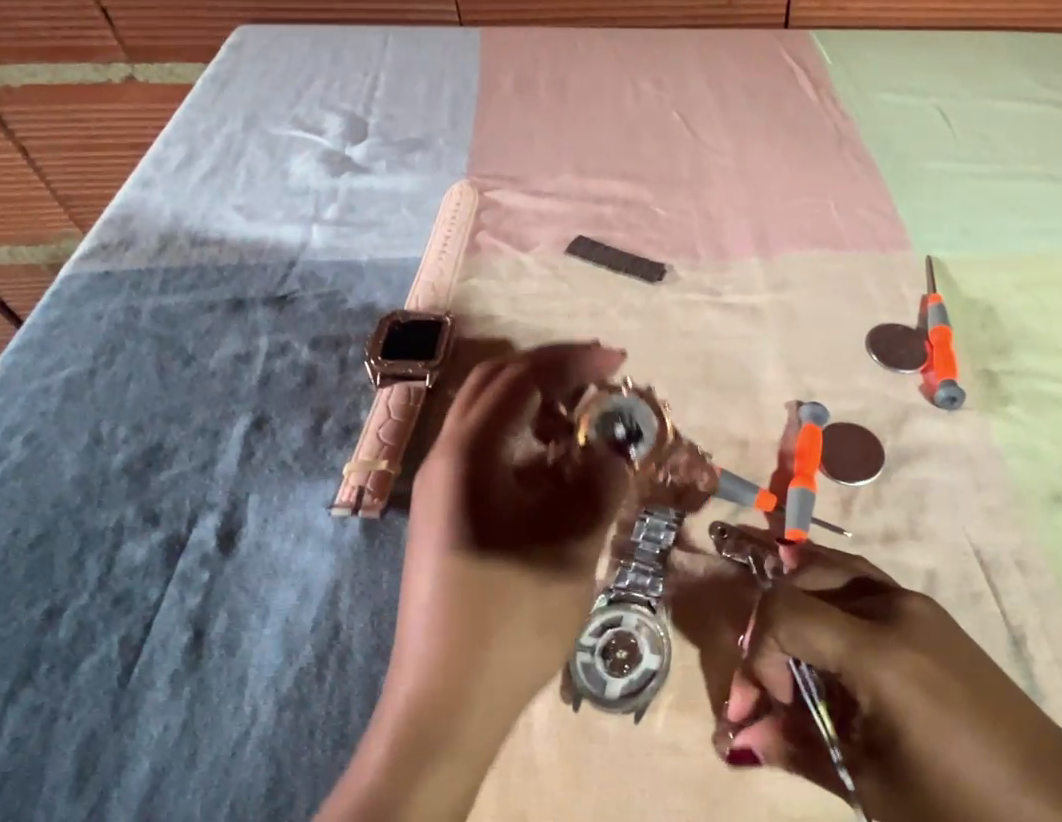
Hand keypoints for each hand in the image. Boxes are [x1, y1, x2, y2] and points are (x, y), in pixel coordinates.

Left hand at [319, 342, 629, 821]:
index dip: (574, 360)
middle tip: (603, 381)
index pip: (523, 378)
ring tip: (588, 424)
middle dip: (552, 373)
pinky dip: (526, 442)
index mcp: (470, 455)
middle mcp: (446, 457)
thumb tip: (619, 447)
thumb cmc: (511, 620)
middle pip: (497, 385)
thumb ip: (602, 484)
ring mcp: (440, 487)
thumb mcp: (573, 547)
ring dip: (538, 407)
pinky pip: (486, 452)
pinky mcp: (445, 513)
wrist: (444, 701)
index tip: (621, 361)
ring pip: (489, 418)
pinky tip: (560, 469)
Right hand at [721, 543, 1061, 821]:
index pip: (785, 612)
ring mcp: (917, 604)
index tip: (768, 708)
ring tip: (794, 664)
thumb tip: (738, 738)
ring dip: (801, 606)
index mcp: (881, 652)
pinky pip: (864, 587)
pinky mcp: (931, 615)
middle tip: (771, 689)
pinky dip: (832, 605)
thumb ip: (800, 750)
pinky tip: (832, 657)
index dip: (759, 656)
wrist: (1058, 804)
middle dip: (772, 628)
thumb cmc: (960, 806)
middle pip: (804, 577)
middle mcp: (895, 608)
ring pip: (835, 571)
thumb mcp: (873, 788)